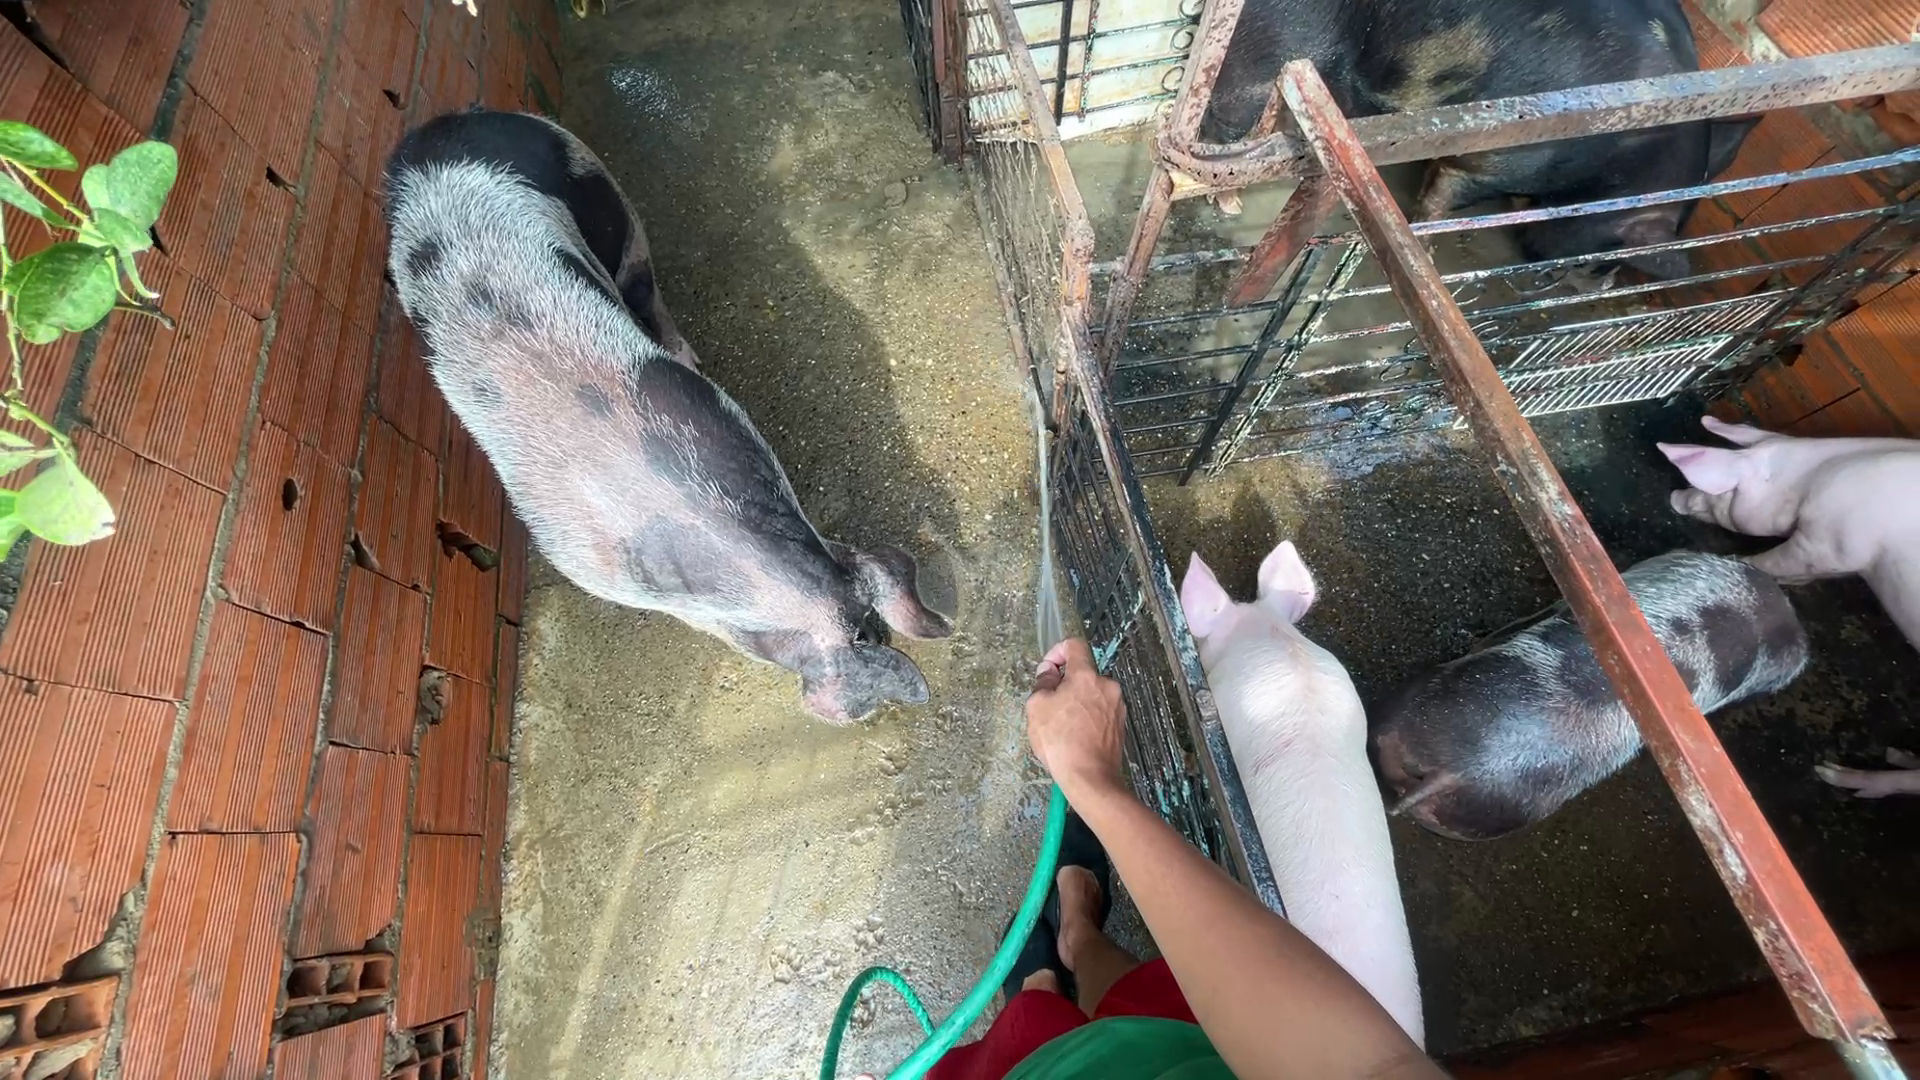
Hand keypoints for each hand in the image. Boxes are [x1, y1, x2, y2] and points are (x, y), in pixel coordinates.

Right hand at [1027, 638, 1126, 800]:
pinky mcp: (1120, 724)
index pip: (1073, 645)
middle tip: (1050, 705)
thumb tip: (1049, 672)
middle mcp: (1107, 685)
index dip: (1056, 652)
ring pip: (1091, 692)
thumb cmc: (1060, 740)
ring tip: (1062, 725)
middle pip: (1082, 672)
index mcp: (1086, 675)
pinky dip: (1087, 715)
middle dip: (1065, 683)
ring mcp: (1117, 705)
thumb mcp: (1037, 706)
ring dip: (1076, 701)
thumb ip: (1042, 682)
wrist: (1090, 778)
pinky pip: (1099, 710)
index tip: (1048, 671)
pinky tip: (1076, 735)